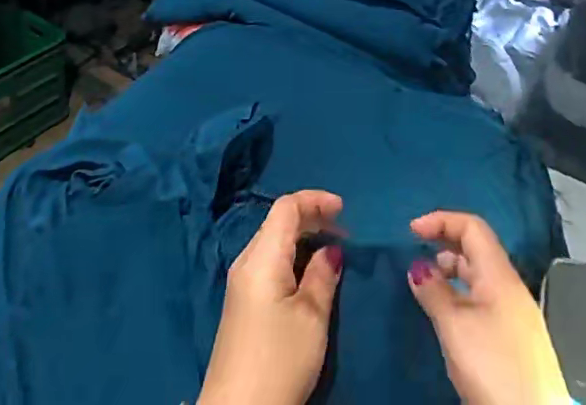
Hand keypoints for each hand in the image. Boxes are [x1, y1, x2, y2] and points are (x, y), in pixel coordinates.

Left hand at [198, 191, 343, 404]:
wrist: (239, 403)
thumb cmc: (280, 358)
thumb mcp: (311, 318)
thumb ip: (322, 277)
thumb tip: (330, 249)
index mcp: (261, 255)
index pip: (285, 208)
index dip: (314, 200)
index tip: (344, 207)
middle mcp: (247, 257)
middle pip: (277, 221)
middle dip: (310, 216)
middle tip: (346, 228)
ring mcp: (242, 277)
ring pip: (273, 239)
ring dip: (302, 235)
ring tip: (335, 245)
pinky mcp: (243, 296)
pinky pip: (269, 258)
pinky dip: (292, 252)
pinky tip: (311, 267)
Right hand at [407, 211, 567, 404]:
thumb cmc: (493, 367)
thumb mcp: (453, 326)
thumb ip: (433, 290)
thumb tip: (418, 269)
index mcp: (501, 279)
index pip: (473, 228)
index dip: (440, 220)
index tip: (411, 232)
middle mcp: (512, 290)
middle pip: (477, 248)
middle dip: (443, 242)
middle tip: (414, 252)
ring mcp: (516, 315)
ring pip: (479, 274)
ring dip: (450, 269)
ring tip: (425, 283)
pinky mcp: (515, 338)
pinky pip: (483, 297)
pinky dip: (460, 291)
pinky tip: (445, 310)